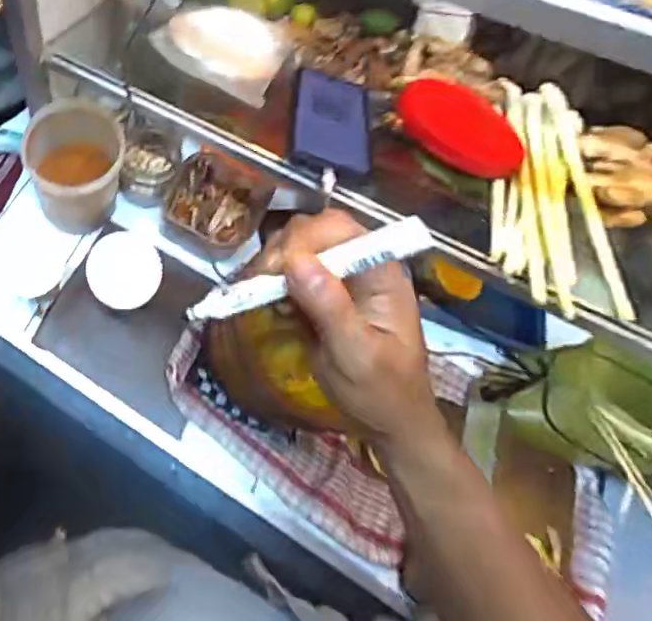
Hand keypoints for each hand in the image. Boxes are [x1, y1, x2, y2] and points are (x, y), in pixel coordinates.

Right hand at [277, 211, 442, 448]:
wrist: (389, 423)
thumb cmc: (383, 392)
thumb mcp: (358, 356)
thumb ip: (330, 308)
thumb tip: (296, 262)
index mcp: (380, 270)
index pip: (338, 228)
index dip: (303, 241)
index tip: (276, 272)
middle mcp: (360, 262)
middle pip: (313, 230)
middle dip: (283, 252)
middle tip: (262, 287)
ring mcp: (340, 274)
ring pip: (297, 245)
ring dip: (274, 266)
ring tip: (264, 296)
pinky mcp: (323, 289)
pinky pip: (290, 269)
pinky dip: (274, 281)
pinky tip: (272, 306)